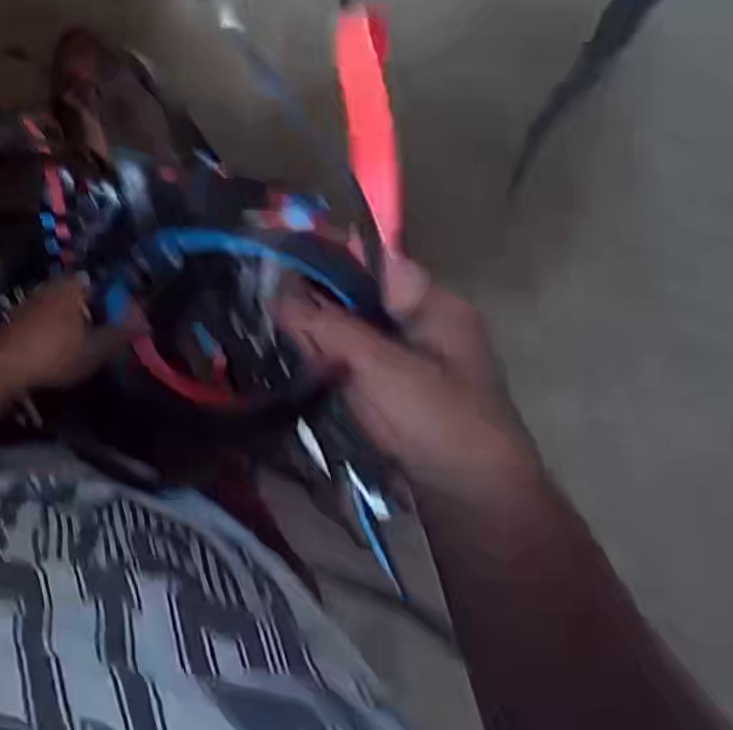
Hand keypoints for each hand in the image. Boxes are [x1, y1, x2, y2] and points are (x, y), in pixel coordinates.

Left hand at [0, 277, 144, 392]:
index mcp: (73, 286)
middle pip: (88, 294)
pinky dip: (64, 326)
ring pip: (69, 305)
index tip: (133, 325)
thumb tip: (145, 322)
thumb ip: (121, 334)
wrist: (3, 367)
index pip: (108, 284)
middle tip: (115, 336)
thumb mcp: (95, 350)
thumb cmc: (54, 355)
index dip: (124, 303)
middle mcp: (53, 285)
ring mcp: (35, 298)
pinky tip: (66, 346)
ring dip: (83, 320)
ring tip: (93, 344)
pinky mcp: (21, 314)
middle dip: (104, 312)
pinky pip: (52, 315)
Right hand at [274, 258, 541, 497]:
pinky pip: (333, 347)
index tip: (285, 242)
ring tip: (271, 312)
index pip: (376, 262)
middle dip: (310, 287)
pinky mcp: (371, 375)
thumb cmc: (438, 416)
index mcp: (430, 306)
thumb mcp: (380, 364)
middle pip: (350, 288)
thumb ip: (326, 326)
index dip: (332, 249)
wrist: (464, 491)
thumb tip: (275, 295)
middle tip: (268, 286)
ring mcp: (390, 349)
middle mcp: (410, 321)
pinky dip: (310, 344)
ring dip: (305, 317)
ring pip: (336, 317)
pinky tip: (287, 340)